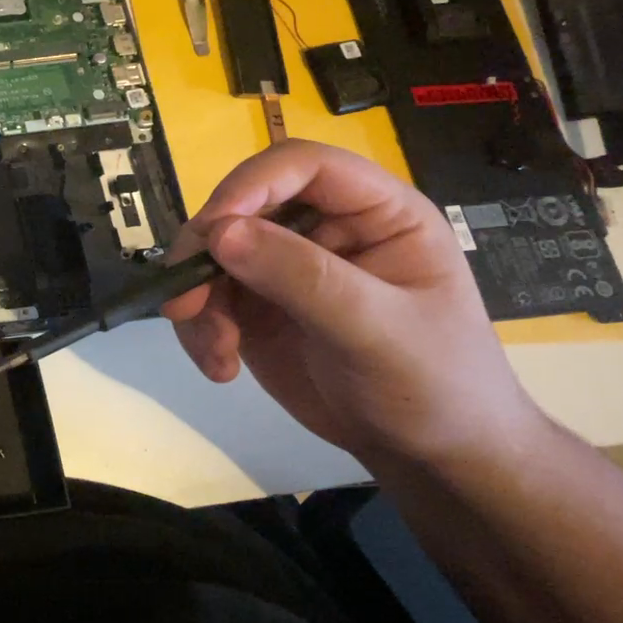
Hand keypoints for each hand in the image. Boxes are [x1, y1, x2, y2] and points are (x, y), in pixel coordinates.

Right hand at [159, 141, 541, 465]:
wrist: (428, 455)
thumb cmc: (435, 386)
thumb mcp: (379, 331)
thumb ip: (303, 278)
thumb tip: (219, 233)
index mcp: (375, 214)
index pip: (303, 166)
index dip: (252, 184)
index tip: (214, 230)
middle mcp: (320, 229)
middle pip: (238, 206)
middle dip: (205, 252)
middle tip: (186, 300)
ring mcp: (281, 265)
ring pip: (208, 253)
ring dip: (196, 298)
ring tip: (215, 350)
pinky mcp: (252, 303)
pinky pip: (201, 295)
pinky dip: (197, 329)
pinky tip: (220, 366)